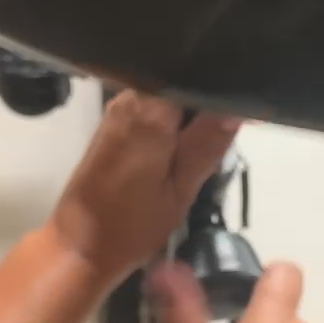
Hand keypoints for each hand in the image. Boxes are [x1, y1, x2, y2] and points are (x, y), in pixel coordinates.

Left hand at [48, 91, 240, 280]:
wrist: (79, 247)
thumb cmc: (131, 227)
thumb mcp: (179, 191)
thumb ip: (207, 145)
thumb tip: (238, 108)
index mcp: (149, 113)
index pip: (194, 75)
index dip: (222, 86)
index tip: (244, 110)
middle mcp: (129, 100)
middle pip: (181, 81)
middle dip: (207, 102)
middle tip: (226, 134)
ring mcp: (118, 109)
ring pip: (168, 94)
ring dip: (189, 115)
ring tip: (207, 140)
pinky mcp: (113, 122)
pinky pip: (153, 106)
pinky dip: (172, 121)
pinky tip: (182, 145)